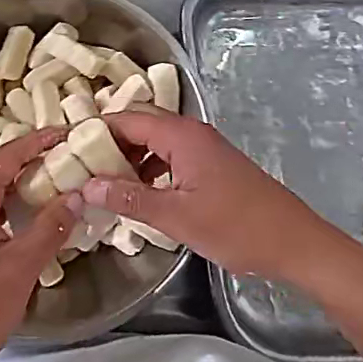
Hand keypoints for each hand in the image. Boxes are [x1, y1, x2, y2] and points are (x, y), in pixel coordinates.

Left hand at [0, 127, 78, 361]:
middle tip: (72, 156)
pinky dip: (20, 208)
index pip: (7, 158)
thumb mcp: (19, 268)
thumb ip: (50, 229)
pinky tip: (41, 217)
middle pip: (2, 171)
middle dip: (37, 160)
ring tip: (64, 181)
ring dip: (29, 185)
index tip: (66, 132)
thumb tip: (76, 197)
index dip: (38, 141)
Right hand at [86, 108, 354, 283]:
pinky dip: (149, 170)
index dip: (95, 131)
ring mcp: (204, 149)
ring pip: (155, 143)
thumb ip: (129, 198)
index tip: (67, 150)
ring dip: (129, 160)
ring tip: (103, 185)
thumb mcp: (176, 216)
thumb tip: (86, 187)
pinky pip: (170, 158)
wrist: (295, 242)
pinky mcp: (212, 166)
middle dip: (110, 145)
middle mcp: (192, 133)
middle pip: (140, 126)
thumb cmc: (236, 227)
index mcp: (181, 135)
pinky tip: (138, 195)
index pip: (127, 119)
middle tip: (80, 169)